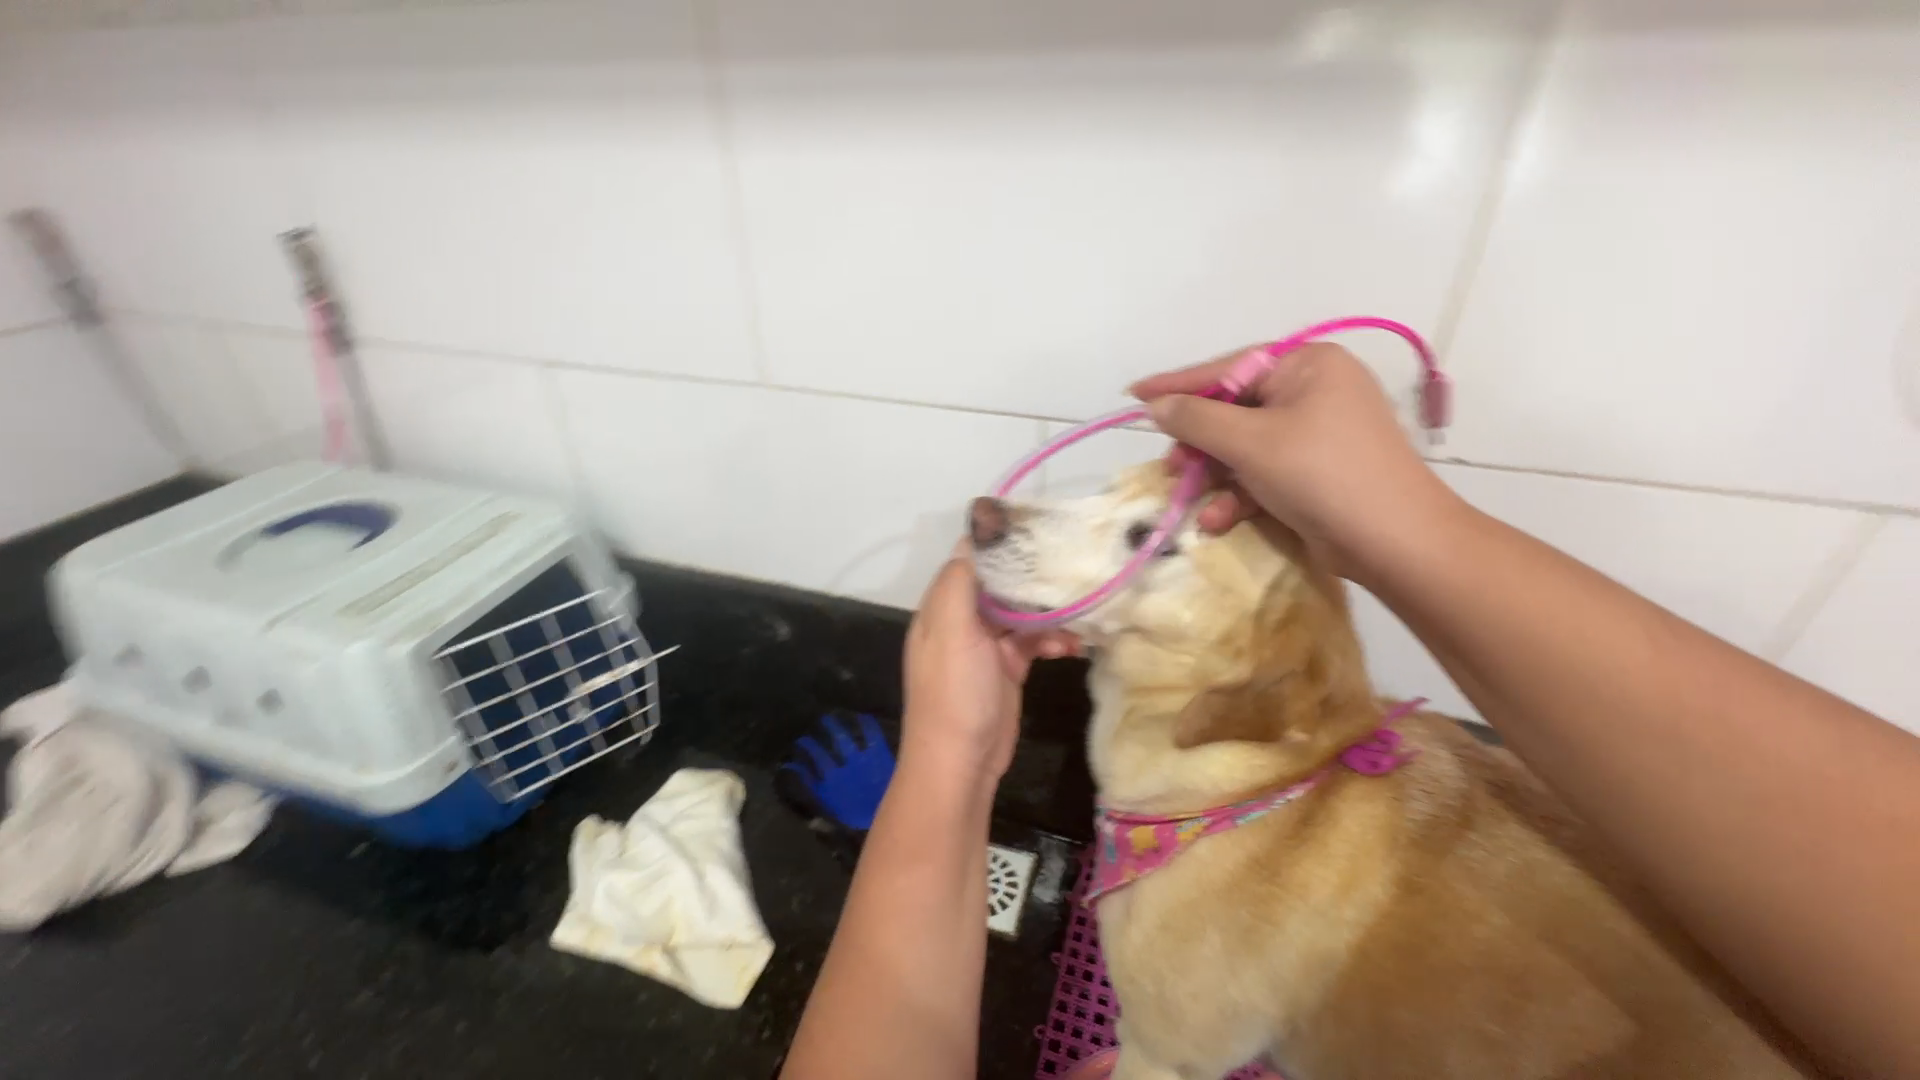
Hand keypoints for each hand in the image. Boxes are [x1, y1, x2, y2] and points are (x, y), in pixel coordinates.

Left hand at [901, 549, 1078, 780]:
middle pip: (1000, 585)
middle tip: (1072, 564)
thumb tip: (974, 537)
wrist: (961, 763)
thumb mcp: (952, 630)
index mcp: (942, 608)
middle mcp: (961, 622)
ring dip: (1048, 611)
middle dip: (1032, 577)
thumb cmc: (953, 692)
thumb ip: (960, 583)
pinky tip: (1074, 645)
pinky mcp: (1007, 669)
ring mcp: (985, 647)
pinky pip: (1032, 642)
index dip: (1000, 545)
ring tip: (1080, 608)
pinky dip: (1053, 640)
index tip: (1038, 530)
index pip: (970, 562)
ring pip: (1020, 613)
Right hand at [1131, 343, 1461, 583]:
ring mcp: (1317, 433)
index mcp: (1307, 365)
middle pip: (1234, 410)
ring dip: (1214, 476)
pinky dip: (1239, 495)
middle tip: (1169, 466)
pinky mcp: (1316, 471)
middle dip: (1199, 444)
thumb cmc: (1321, 474)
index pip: (1227, 368)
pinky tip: (1218, 520)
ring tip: (1188, 497)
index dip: (1177, 385)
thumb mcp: (1250, 442)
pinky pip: (1264, 473)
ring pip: (1244, 446)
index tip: (1133, 395)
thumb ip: (1197, 419)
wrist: (1394, 541)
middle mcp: (1314, 390)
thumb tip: (1157, 405)